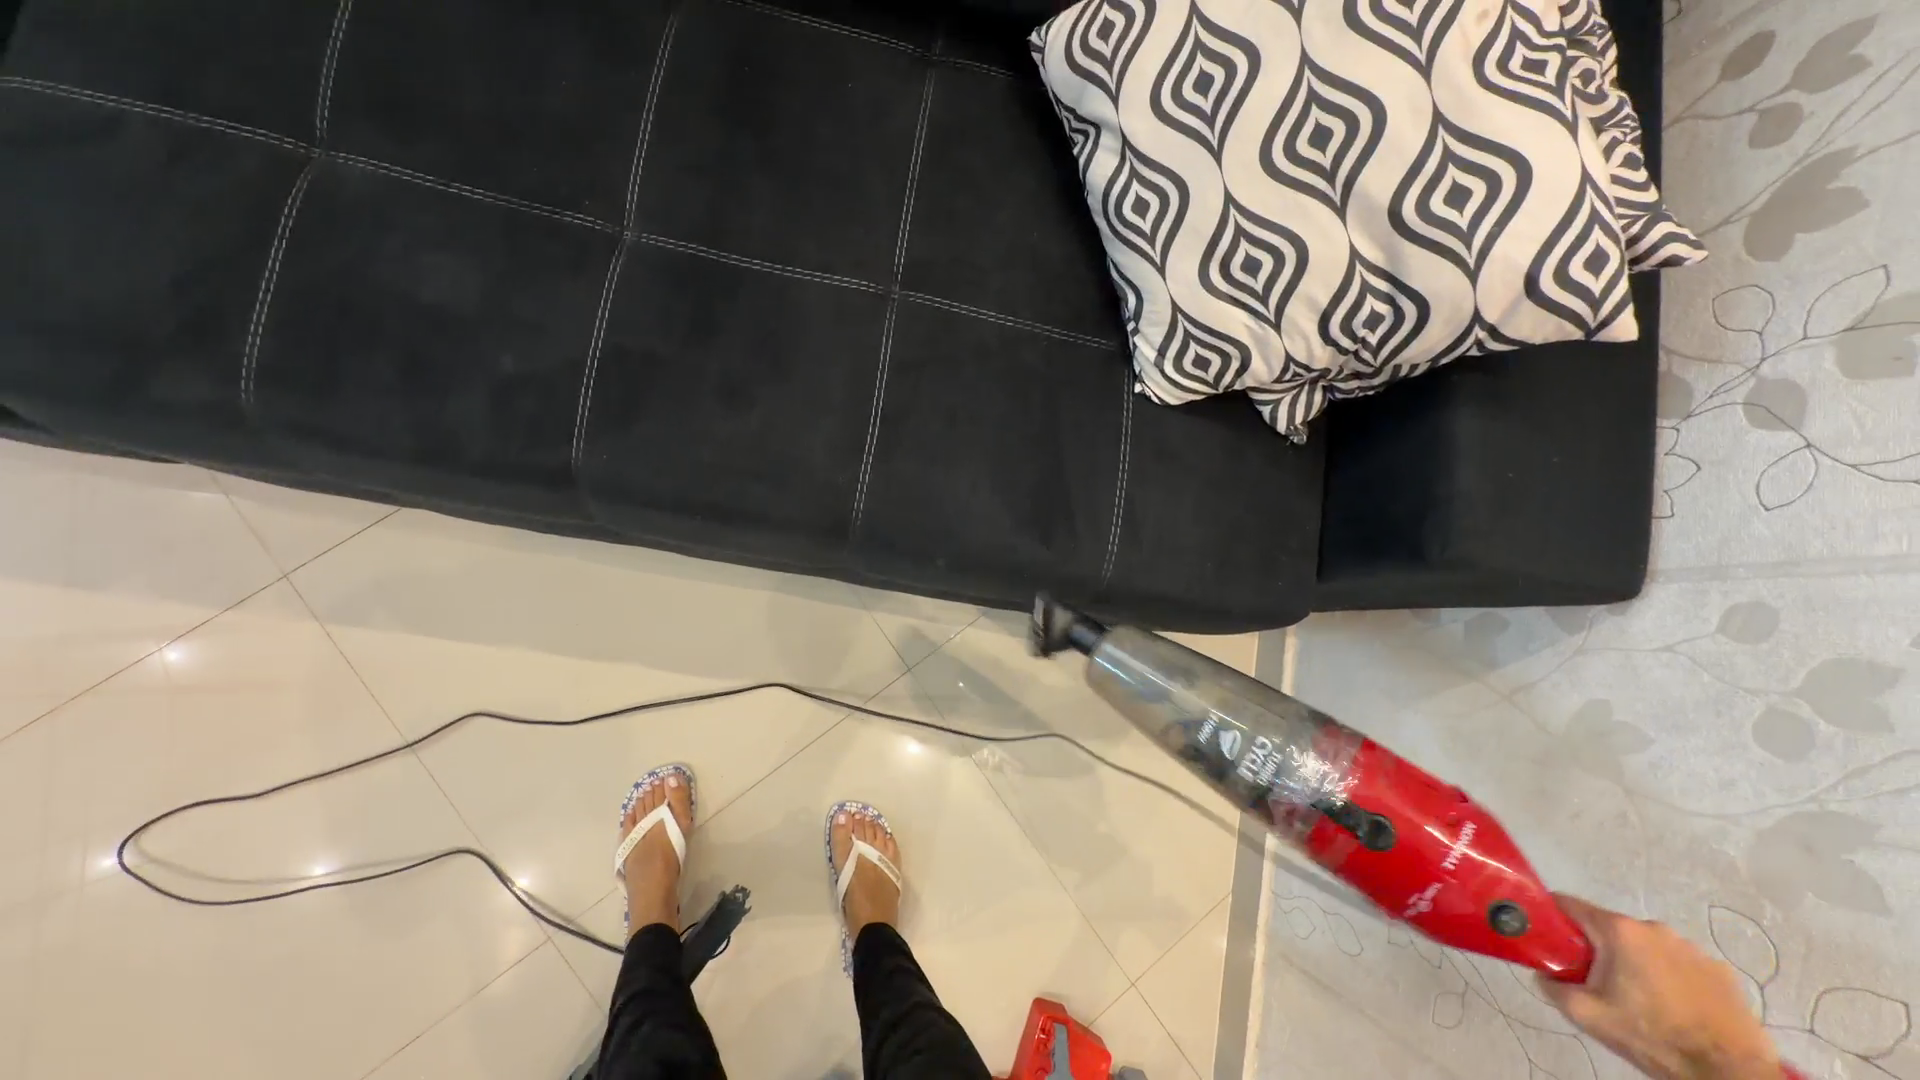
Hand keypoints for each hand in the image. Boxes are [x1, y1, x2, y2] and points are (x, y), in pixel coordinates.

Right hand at [1538, 895, 1780, 1079]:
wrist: (1729, 1073)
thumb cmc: (1650, 1036)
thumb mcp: (1586, 1014)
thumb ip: (1551, 986)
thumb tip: (1543, 973)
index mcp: (1619, 931)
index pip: (1568, 904)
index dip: (1552, 917)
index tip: (1549, 939)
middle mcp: (1655, 928)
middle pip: (1609, 928)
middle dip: (1598, 949)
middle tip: (1598, 983)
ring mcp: (1692, 948)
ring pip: (1646, 946)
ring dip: (1636, 963)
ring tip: (1642, 1000)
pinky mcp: (1721, 970)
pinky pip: (1680, 964)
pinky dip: (1670, 977)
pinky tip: (1675, 1007)